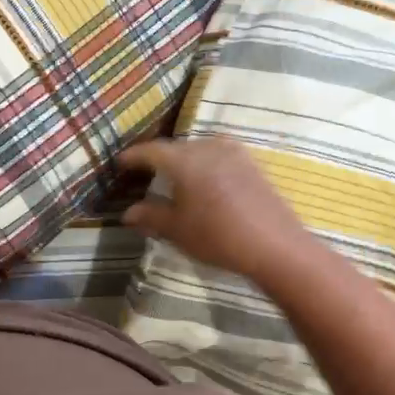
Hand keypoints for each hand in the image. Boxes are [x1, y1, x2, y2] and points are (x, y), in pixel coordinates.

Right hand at [117, 137, 313, 279]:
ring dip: (183, 159)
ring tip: (173, 175)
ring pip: (198, 149)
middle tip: (143, 171)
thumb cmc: (218, 236)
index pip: (150, 151)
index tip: (119, 163)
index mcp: (184, 159)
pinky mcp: (251, 164)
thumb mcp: (177, 230)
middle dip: (157, 158)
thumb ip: (150, 216)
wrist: (276, 246)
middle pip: (175, 147)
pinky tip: (203, 181)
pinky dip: (204, 164)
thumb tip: (127, 212)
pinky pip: (218, 156)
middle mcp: (208, 147)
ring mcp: (233, 153)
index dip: (132, 157)